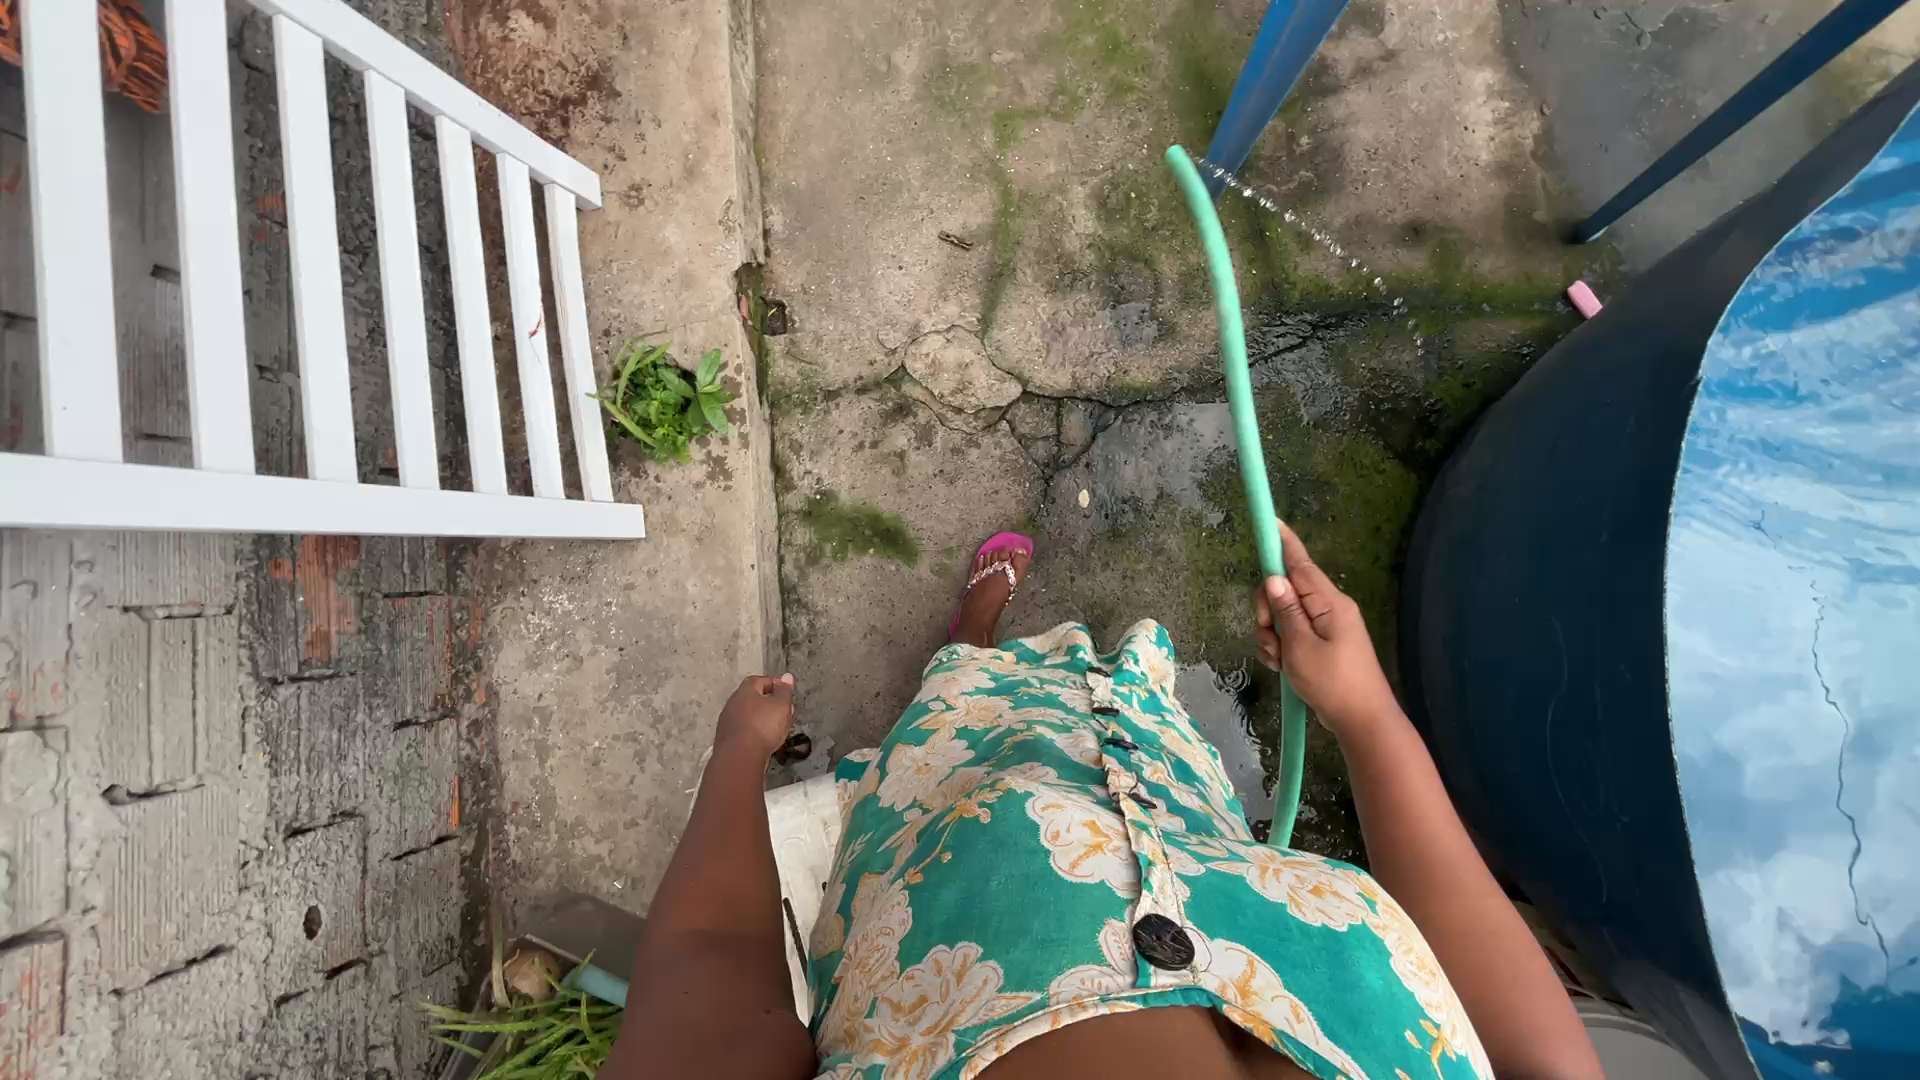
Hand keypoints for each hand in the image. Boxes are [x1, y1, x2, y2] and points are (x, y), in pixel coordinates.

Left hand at [714, 673, 795, 758]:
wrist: (739, 757)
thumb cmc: (763, 726)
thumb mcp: (781, 706)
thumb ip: (784, 691)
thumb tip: (786, 677)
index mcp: (745, 692)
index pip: (759, 680)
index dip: (774, 684)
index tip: (786, 692)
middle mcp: (732, 704)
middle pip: (751, 698)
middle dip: (768, 703)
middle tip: (783, 711)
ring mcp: (726, 723)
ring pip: (747, 715)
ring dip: (760, 718)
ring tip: (775, 728)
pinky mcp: (725, 740)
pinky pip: (742, 730)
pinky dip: (753, 732)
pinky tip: (762, 741)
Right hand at [1252, 521, 1401, 737]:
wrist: (1362, 721)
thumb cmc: (1333, 682)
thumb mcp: (1301, 647)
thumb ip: (1286, 611)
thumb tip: (1273, 579)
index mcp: (1329, 603)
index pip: (1300, 564)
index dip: (1283, 544)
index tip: (1270, 522)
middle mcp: (1327, 609)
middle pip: (1283, 591)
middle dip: (1267, 611)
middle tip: (1270, 637)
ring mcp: (1324, 627)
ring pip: (1282, 615)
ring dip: (1271, 635)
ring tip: (1279, 661)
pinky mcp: (1319, 644)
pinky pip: (1289, 634)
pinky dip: (1279, 648)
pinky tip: (1281, 667)